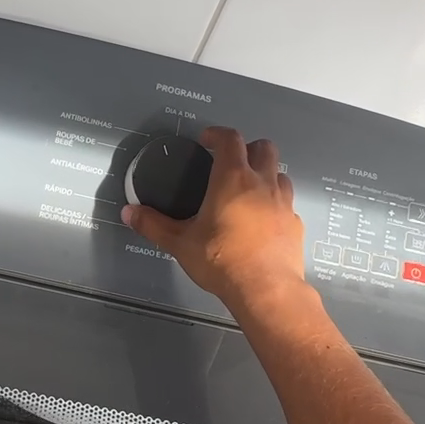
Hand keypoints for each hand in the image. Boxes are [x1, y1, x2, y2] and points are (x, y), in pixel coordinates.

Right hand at [122, 127, 308, 312]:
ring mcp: (283, 203)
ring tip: (249, 190)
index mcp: (232, 179)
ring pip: (280, 174)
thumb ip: (153, 225)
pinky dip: (275, 205)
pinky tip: (263, 221)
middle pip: (264, 147)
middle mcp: (262, 183)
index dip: (217, 134)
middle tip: (231, 162)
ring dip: (265, 174)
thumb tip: (129, 213)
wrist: (265, 289)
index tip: (207, 139)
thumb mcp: (180, 243)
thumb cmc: (221, 260)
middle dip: (248, 148)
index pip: (230, 139)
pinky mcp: (295, 224)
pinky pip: (287, 204)